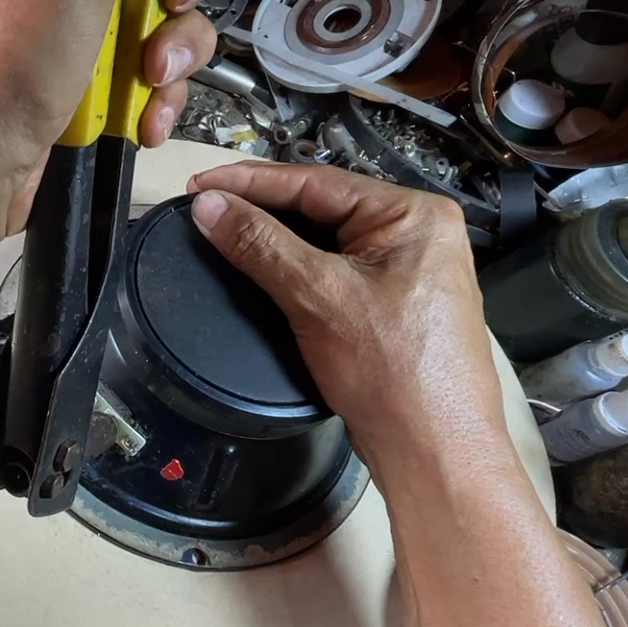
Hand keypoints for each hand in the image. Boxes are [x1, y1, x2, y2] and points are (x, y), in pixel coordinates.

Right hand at [185, 164, 515, 470]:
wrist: (431, 445)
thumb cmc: (389, 367)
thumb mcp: (317, 296)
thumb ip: (260, 245)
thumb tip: (207, 206)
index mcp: (411, 214)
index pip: (314, 183)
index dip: (249, 182)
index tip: (196, 185)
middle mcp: (412, 232)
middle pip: (319, 206)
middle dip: (258, 205)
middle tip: (203, 205)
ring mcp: (401, 268)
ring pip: (321, 237)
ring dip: (271, 233)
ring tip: (221, 228)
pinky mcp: (386, 300)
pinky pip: (328, 266)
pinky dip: (288, 261)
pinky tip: (258, 263)